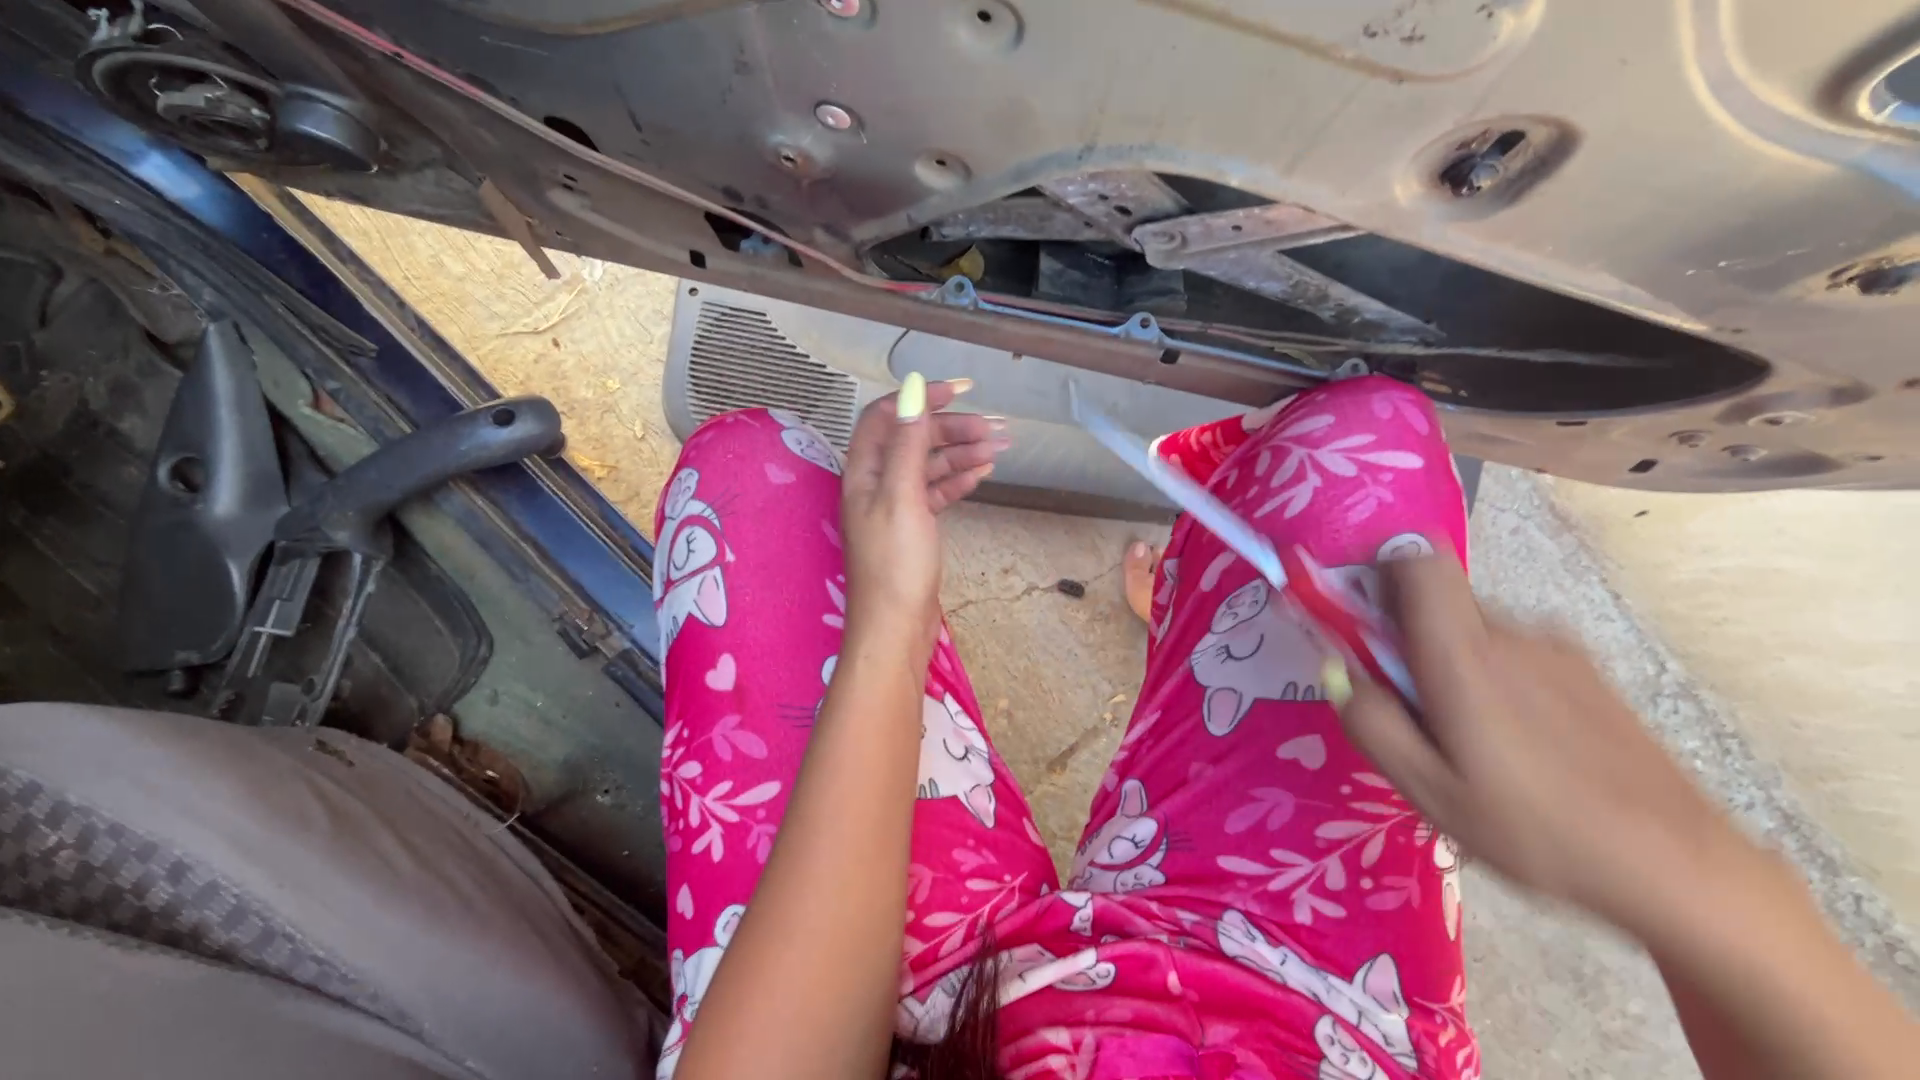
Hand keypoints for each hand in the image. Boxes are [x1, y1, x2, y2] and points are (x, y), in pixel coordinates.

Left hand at [840, 374, 1004, 665]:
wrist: (896, 627)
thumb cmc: (895, 564)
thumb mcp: (902, 496)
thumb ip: (908, 443)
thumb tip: (912, 389)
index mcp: (863, 471)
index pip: (887, 416)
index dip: (920, 397)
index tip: (960, 390)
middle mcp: (876, 483)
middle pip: (914, 439)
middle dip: (952, 428)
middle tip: (994, 429)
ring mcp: (896, 506)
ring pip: (930, 465)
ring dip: (962, 453)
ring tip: (1000, 447)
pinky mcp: (914, 527)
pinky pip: (937, 492)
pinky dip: (959, 479)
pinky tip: (983, 473)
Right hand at [1333, 553, 1752, 936]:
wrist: (1678, 865)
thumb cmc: (1535, 831)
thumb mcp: (1428, 790)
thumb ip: (1370, 721)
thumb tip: (1337, 670)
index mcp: (1465, 654)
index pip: (1416, 560)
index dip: (1378, 574)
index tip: (1362, 623)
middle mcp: (1512, 633)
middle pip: (1440, 601)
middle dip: (1408, 640)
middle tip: (1412, 713)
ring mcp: (1558, 650)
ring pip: (1477, 632)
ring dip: (1452, 667)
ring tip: (1468, 745)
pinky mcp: (1589, 673)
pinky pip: (1516, 655)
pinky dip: (1494, 682)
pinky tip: (1517, 750)